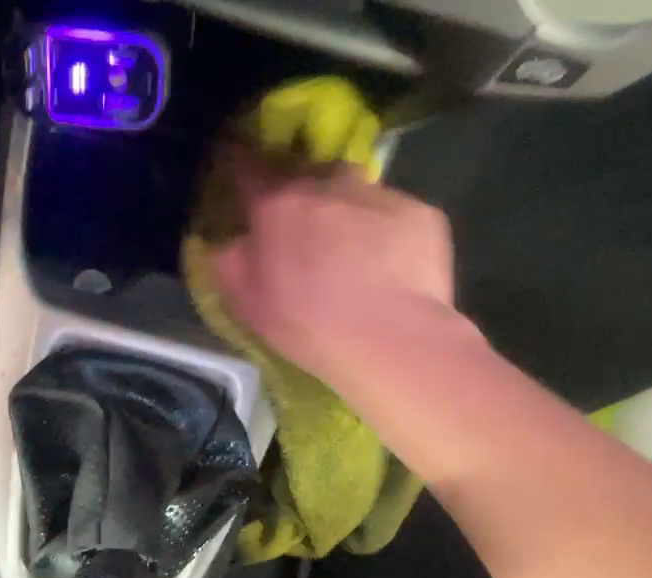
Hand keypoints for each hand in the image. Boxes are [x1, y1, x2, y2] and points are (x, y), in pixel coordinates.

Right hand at [211, 149, 469, 389]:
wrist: (391, 337)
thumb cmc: (306, 322)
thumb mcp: (245, 301)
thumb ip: (230, 259)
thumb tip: (233, 239)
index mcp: (277, 202)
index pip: (247, 167)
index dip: (238, 166)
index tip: (236, 171)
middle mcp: (329, 182)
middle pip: (306, 177)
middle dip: (299, 199)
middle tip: (301, 236)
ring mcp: (379, 193)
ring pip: (352, 195)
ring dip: (344, 215)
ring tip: (350, 257)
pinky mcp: (421, 212)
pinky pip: (391, 217)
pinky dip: (384, 235)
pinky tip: (387, 271)